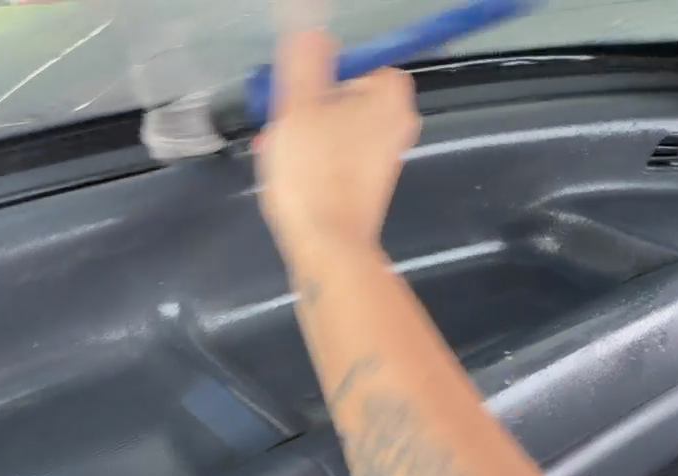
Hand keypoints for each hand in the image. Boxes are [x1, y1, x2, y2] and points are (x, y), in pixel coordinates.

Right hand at [255, 30, 420, 264]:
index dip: (311, 84)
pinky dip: (315, 168)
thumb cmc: (313, 175)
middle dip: (304, 115)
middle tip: (279, 137)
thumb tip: (309, 21)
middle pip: (339, 101)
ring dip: (304, 142)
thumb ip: (305, 58)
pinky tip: (294, 184)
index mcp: (391, 93)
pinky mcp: (371, 190)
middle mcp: (398, 123)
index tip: (289, 107)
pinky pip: (338, 164)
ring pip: (335, 134)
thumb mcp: (298, 105)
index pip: (346, 67)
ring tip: (280, 163)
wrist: (328, 250)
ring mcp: (386, 160)